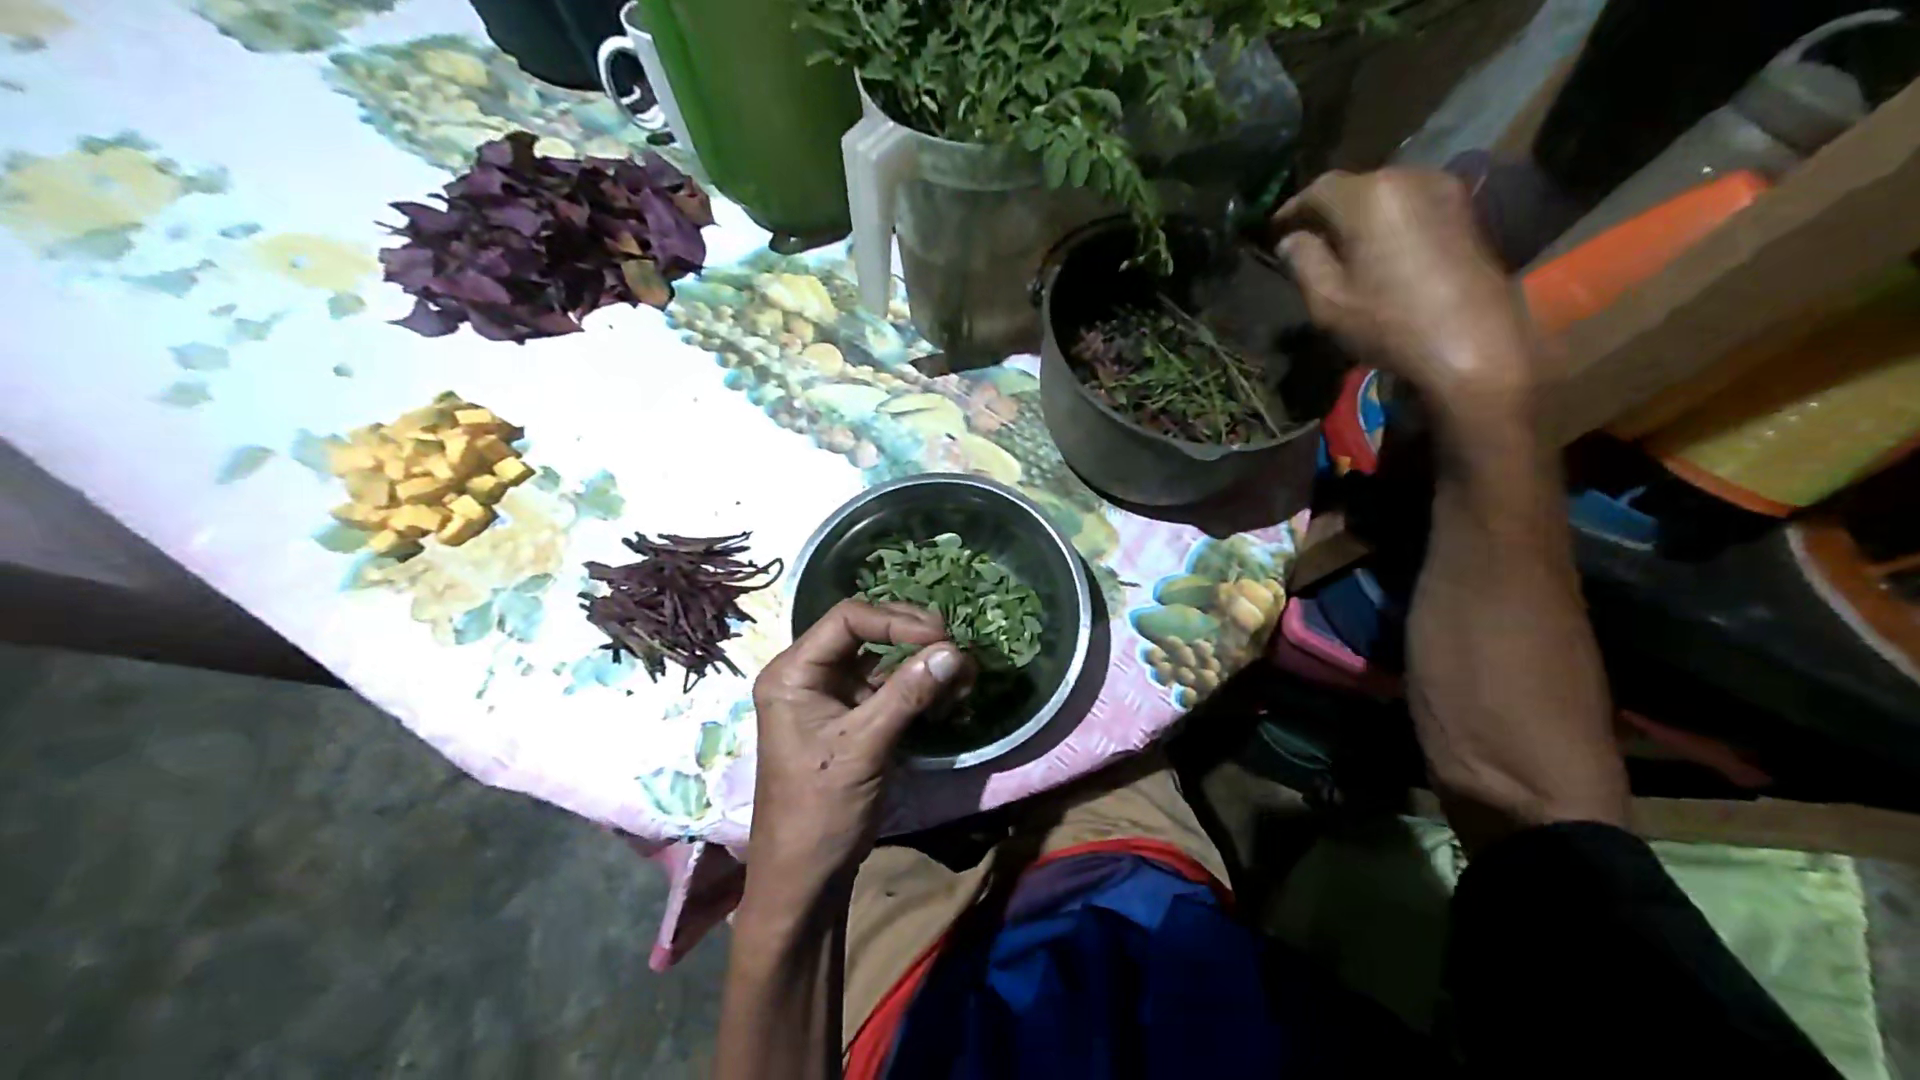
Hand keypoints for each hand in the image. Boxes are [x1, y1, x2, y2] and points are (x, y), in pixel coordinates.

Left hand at [747, 600, 970, 889]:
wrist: (806, 877)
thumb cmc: (820, 810)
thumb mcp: (865, 747)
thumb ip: (908, 694)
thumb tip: (955, 651)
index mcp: (794, 673)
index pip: (848, 619)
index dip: (896, 621)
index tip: (941, 635)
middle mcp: (811, 675)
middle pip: (867, 633)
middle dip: (914, 639)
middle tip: (957, 651)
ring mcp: (833, 696)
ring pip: (884, 660)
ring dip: (923, 664)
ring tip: (963, 675)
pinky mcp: (854, 717)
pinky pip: (891, 688)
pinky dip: (921, 688)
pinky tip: (950, 696)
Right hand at [1272, 169, 1541, 427]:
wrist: (1473, 343)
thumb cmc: (1390, 322)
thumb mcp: (1328, 299)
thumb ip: (1303, 261)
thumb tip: (1291, 240)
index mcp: (1369, 197)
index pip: (1318, 189)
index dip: (1292, 209)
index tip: (1274, 232)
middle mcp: (1409, 179)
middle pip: (1355, 187)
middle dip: (1326, 212)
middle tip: (1305, 241)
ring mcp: (1444, 191)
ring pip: (1385, 195)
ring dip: (1358, 217)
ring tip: (1341, 248)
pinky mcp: (1465, 211)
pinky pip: (1411, 206)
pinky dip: (1388, 222)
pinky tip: (1378, 251)